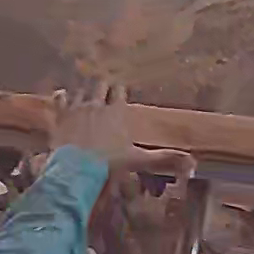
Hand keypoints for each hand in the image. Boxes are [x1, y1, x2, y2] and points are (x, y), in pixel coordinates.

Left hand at [50, 82, 194, 178]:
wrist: (77, 169)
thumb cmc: (109, 163)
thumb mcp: (139, 160)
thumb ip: (164, 159)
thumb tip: (193, 164)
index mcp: (116, 111)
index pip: (119, 91)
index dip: (119, 90)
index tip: (119, 91)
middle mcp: (96, 104)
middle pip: (99, 84)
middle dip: (101, 86)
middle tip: (102, 89)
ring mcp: (76, 109)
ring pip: (80, 89)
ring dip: (84, 91)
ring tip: (86, 92)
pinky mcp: (60, 117)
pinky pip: (60, 99)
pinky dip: (62, 97)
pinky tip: (63, 96)